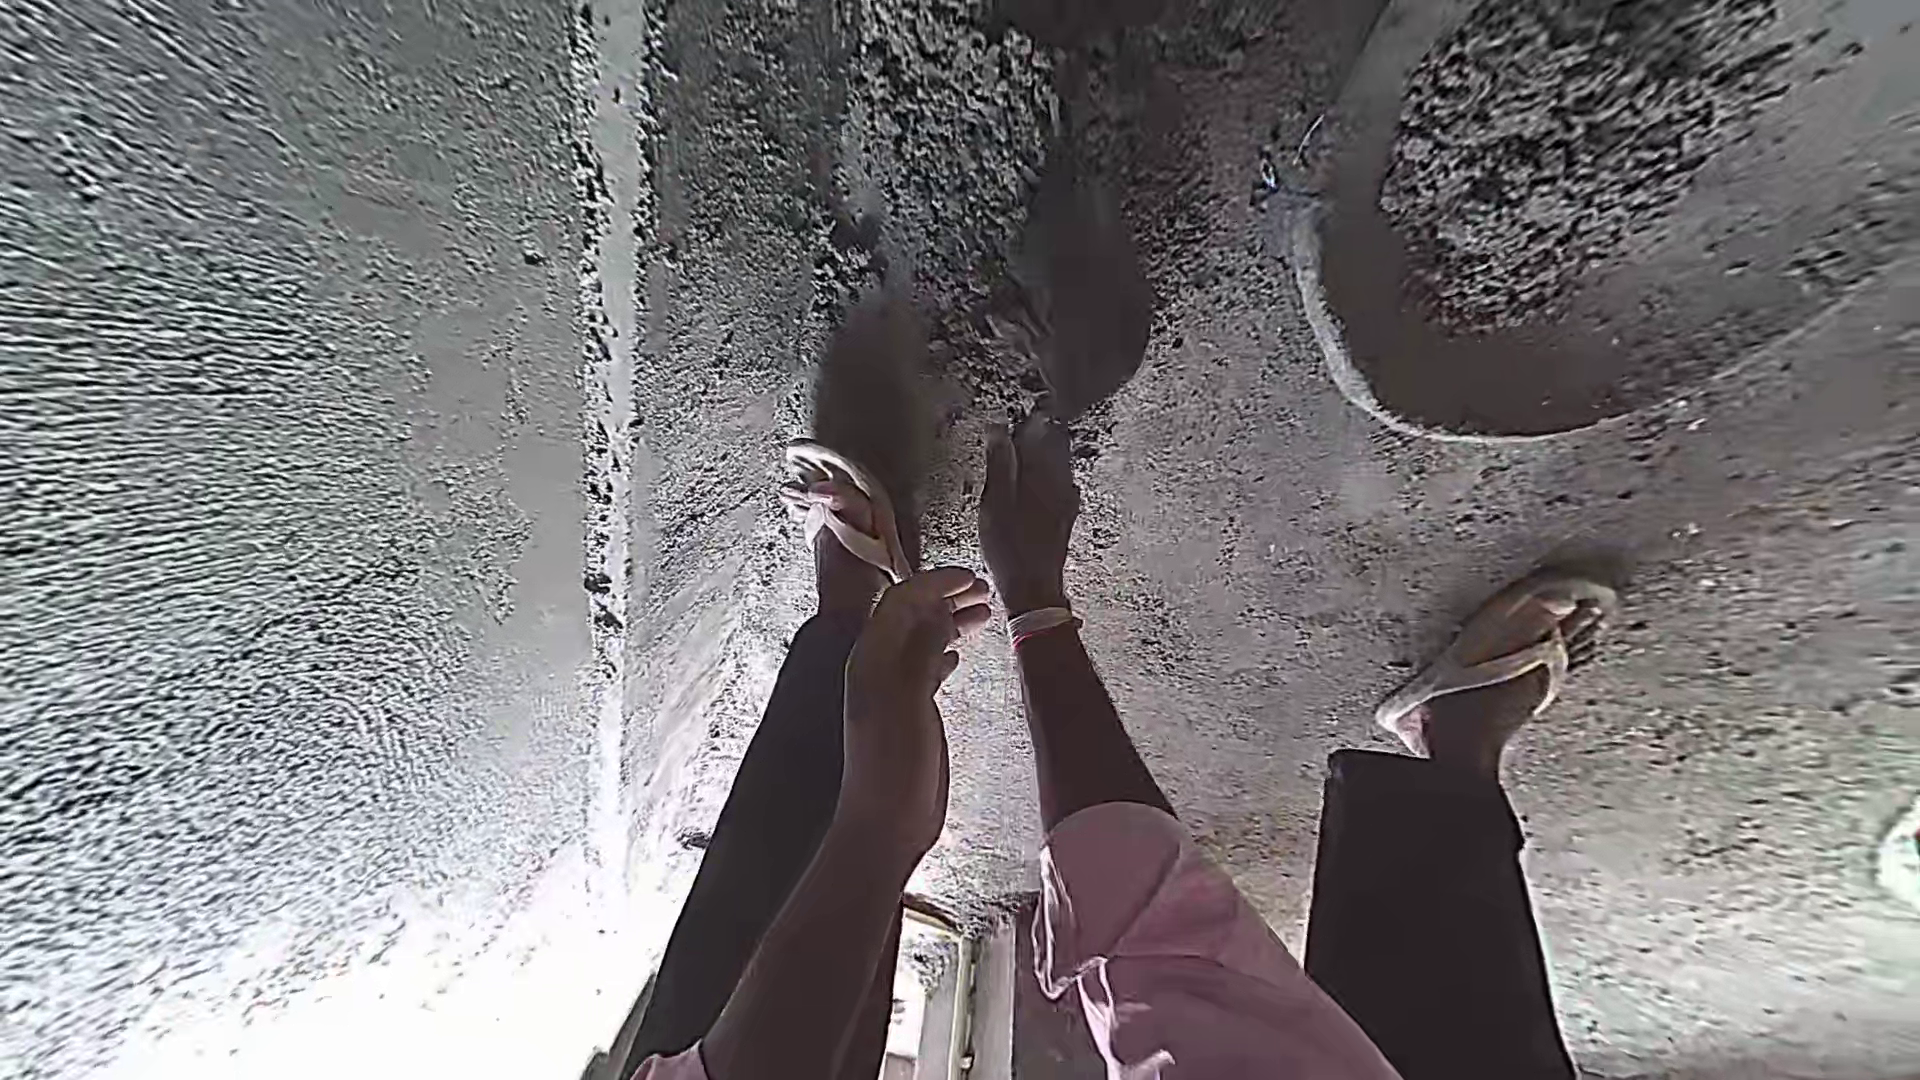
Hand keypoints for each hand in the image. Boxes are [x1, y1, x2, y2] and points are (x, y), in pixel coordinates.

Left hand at [838, 567, 992, 863]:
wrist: (888, 820)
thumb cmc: (896, 762)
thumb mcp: (910, 700)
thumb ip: (921, 650)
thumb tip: (938, 607)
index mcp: (872, 657)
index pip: (901, 601)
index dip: (934, 583)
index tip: (970, 578)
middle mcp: (879, 665)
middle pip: (911, 615)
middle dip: (945, 597)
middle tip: (983, 591)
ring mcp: (893, 687)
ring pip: (922, 639)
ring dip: (950, 621)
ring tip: (984, 613)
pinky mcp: (908, 708)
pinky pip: (926, 666)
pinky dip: (944, 651)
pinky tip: (961, 653)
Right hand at [981, 412, 1079, 616]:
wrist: (1034, 586)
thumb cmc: (1009, 546)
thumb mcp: (994, 503)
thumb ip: (999, 464)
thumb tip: (998, 429)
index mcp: (1042, 474)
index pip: (1038, 432)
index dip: (1026, 420)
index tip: (1015, 414)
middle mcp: (1061, 483)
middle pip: (1054, 446)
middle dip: (1039, 434)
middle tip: (1022, 428)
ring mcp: (1067, 500)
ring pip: (1059, 465)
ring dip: (1044, 455)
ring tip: (1027, 453)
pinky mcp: (1066, 516)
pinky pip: (1060, 485)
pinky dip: (1048, 478)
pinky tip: (1038, 485)